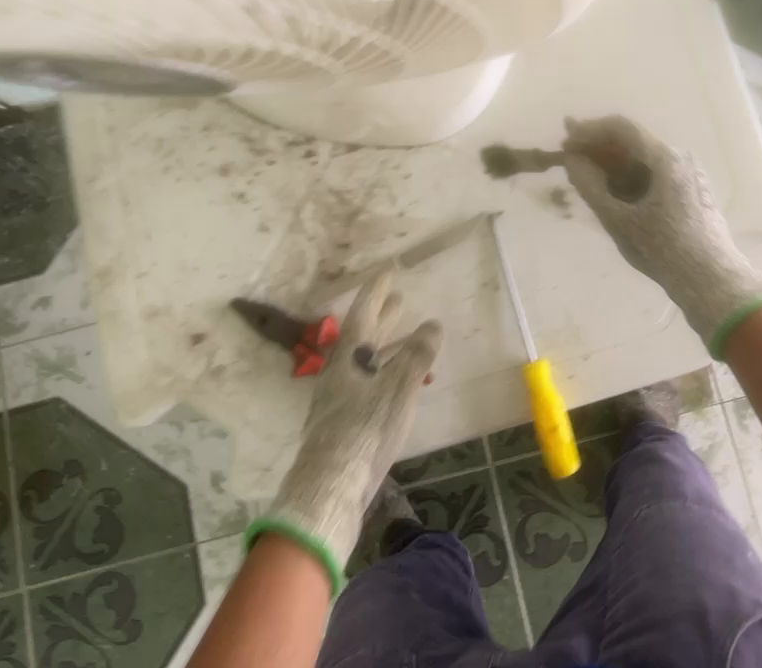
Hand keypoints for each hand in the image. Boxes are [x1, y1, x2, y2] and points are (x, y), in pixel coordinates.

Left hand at [244, 269, 441, 592]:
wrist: (330, 489)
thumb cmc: (364, 432)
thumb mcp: (398, 390)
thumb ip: (416, 356)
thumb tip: (432, 325)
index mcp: (348, 359)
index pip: (363, 314)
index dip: (377, 291)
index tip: (389, 271)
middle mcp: (340, 374)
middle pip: (362, 337)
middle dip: (382, 317)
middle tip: (398, 299)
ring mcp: (339, 400)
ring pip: (365, 362)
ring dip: (385, 346)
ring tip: (406, 338)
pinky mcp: (344, 424)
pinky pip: (368, 384)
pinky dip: (385, 372)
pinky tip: (398, 386)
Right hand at [560, 115, 761, 358]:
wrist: (711, 281)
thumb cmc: (664, 250)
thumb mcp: (619, 220)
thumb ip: (590, 186)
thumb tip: (571, 160)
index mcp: (664, 158)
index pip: (620, 128)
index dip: (588, 132)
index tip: (565, 144)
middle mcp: (679, 158)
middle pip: (632, 142)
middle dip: (599, 149)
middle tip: (570, 162)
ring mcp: (688, 175)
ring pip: (643, 160)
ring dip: (613, 166)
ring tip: (588, 182)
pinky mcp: (691, 192)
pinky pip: (655, 175)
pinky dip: (630, 179)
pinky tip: (614, 197)